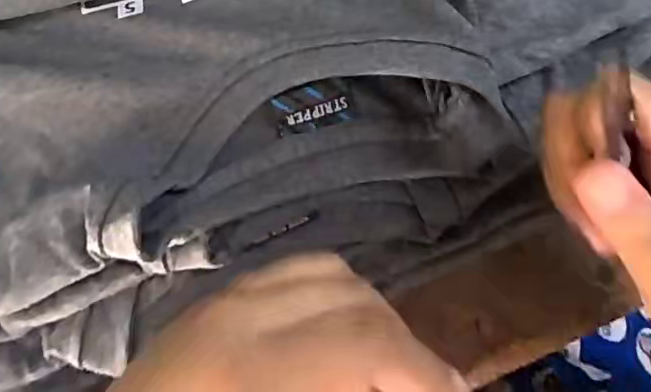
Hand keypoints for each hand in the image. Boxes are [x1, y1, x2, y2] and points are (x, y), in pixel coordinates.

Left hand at [111, 253, 467, 391]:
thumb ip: (343, 387)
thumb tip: (402, 379)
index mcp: (248, 363)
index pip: (364, 339)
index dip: (425, 371)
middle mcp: (238, 310)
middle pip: (354, 300)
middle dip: (406, 347)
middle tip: (435, 390)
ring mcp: (222, 296)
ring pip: (329, 272)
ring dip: (373, 314)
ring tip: (393, 363)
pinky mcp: (214, 298)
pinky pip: (293, 271)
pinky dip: (333, 294)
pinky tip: (341, 331)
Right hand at [543, 74, 650, 391]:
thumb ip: (643, 234)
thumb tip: (590, 170)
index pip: (626, 89)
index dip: (589, 118)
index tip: (584, 181)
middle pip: (597, 99)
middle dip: (573, 150)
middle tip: (585, 219)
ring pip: (587, 122)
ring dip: (572, 170)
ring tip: (594, 233)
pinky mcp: (648, 172)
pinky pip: (594, 152)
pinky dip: (579, 185)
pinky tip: (597, 231)